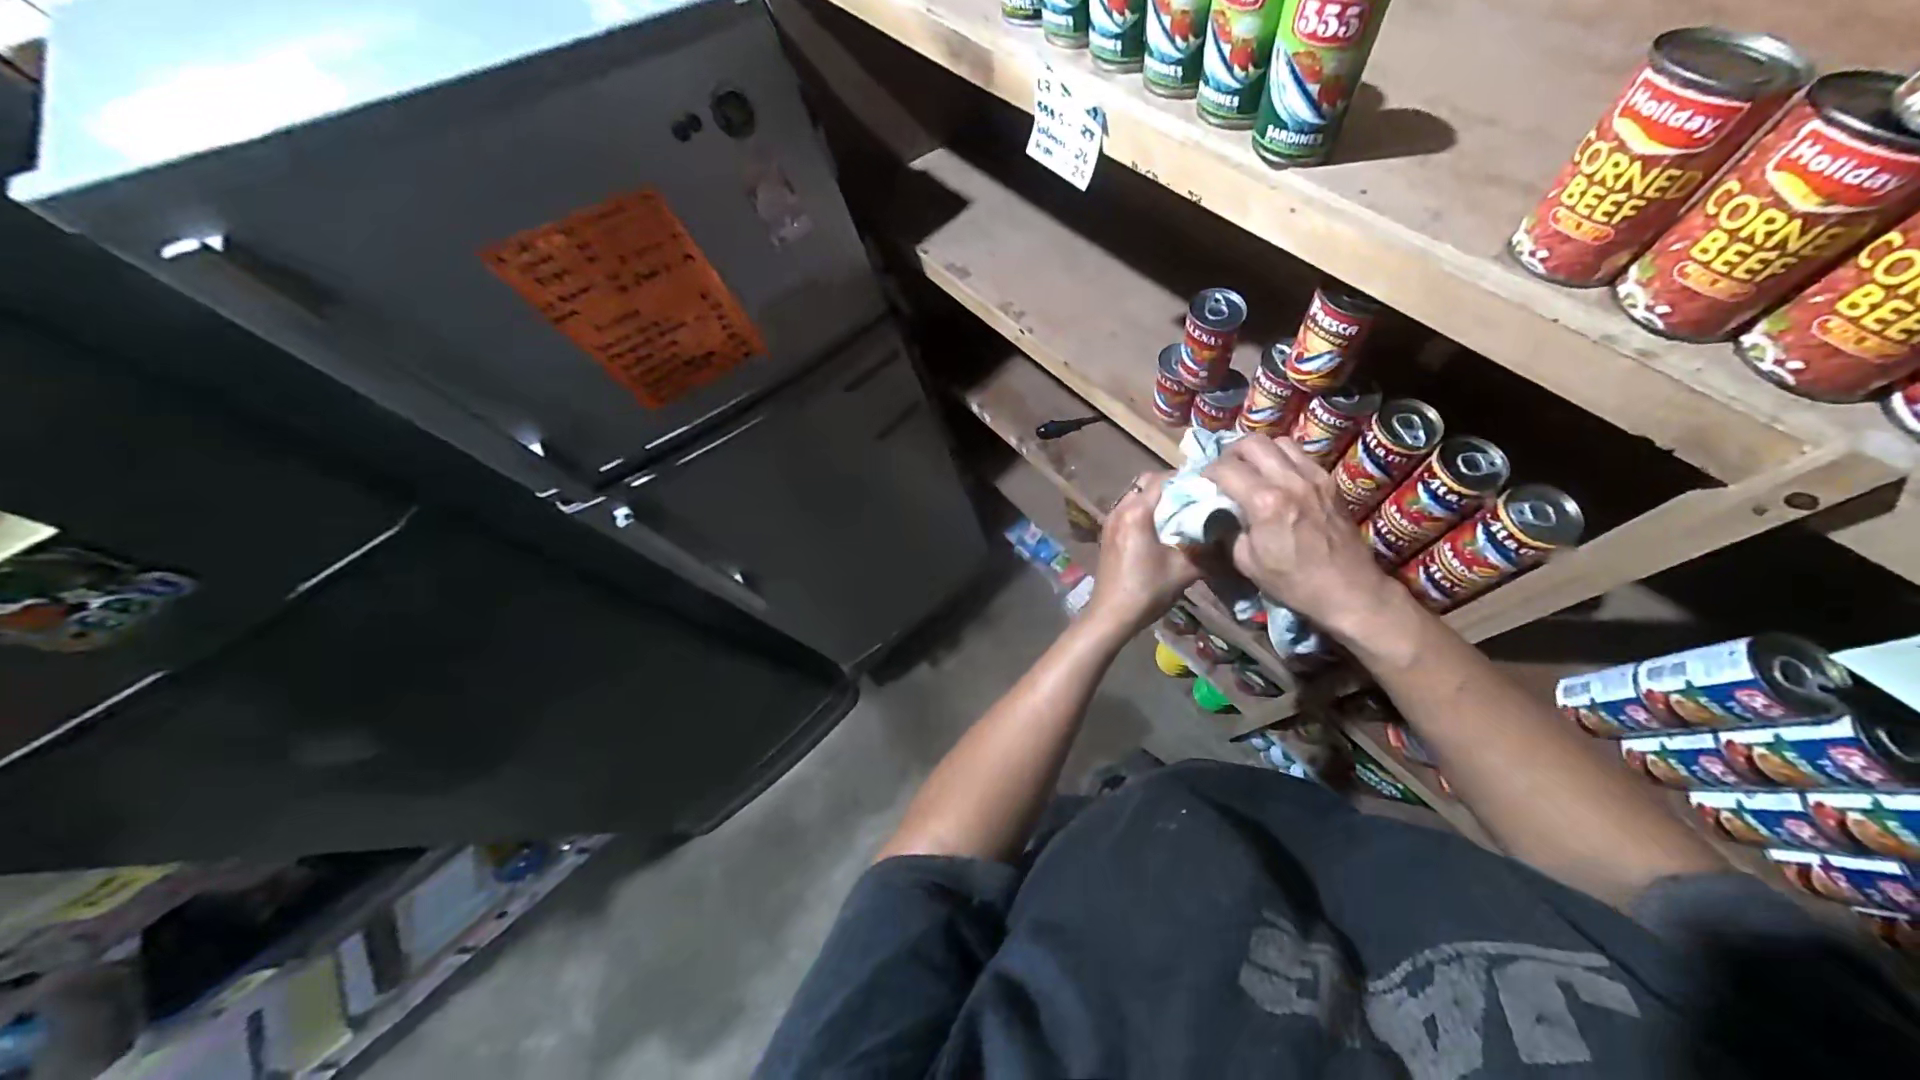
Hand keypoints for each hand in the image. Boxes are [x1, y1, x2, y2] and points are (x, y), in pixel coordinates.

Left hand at [1083, 472, 1202, 634]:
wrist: (1111, 615)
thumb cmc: (1147, 590)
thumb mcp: (1185, 569)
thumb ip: (1207, 547)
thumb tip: (1228, 532)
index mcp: (1137, 512)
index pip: (1164, 479)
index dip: (1188, 479)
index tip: (1208, 487)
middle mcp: (1120, 509)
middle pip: (1148, 483)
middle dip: (1173, 487)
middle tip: (1196, 498)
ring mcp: (1110, 520)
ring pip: (1137, 495)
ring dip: (1158, 499)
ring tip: (1182, 512)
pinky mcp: (1108, 532)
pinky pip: (1129, 509)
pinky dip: (1146, 510)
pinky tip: (1162, 528)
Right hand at [1203, 437, 1407, 644]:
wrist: (1348, 589)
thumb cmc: (1292, 581)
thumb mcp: (1246, 561)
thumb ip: (1227, 529)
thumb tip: (1216, 511)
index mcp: (1265, 502)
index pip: (1225, 468)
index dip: (1208, 473)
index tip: (1203, 484)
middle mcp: (1289, 481)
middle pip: (1252, 442)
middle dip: (1231, 453)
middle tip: (1225, 471)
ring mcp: (1313, 477)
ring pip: (1278, 441)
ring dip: (1258, 452)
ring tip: (1251, 469)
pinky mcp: (1328, 481)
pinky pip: (1299, 454)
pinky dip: (1282, 458)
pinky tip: (1276, 477)